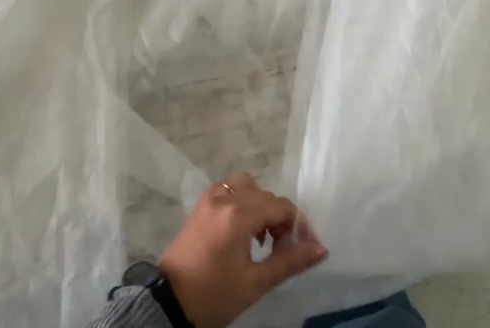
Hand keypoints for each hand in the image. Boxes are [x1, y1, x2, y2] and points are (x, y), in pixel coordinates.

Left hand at [158, 172, 328, 327]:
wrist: (168, 303)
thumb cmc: (214, 295)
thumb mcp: (255, 283)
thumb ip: (290, 261)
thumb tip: (321, 249)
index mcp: (239, 214)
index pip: (281, 207)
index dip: (298, 227)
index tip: (303, 250)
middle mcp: (225, 197)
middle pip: (266, 196)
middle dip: (280, 220)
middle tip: (281, 250)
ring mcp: (209, 199)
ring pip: (247, 186)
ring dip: (260, 206)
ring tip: (262, 237)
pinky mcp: (199, 206)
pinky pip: (229, 190)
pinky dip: (242, 202)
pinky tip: (243, 231)